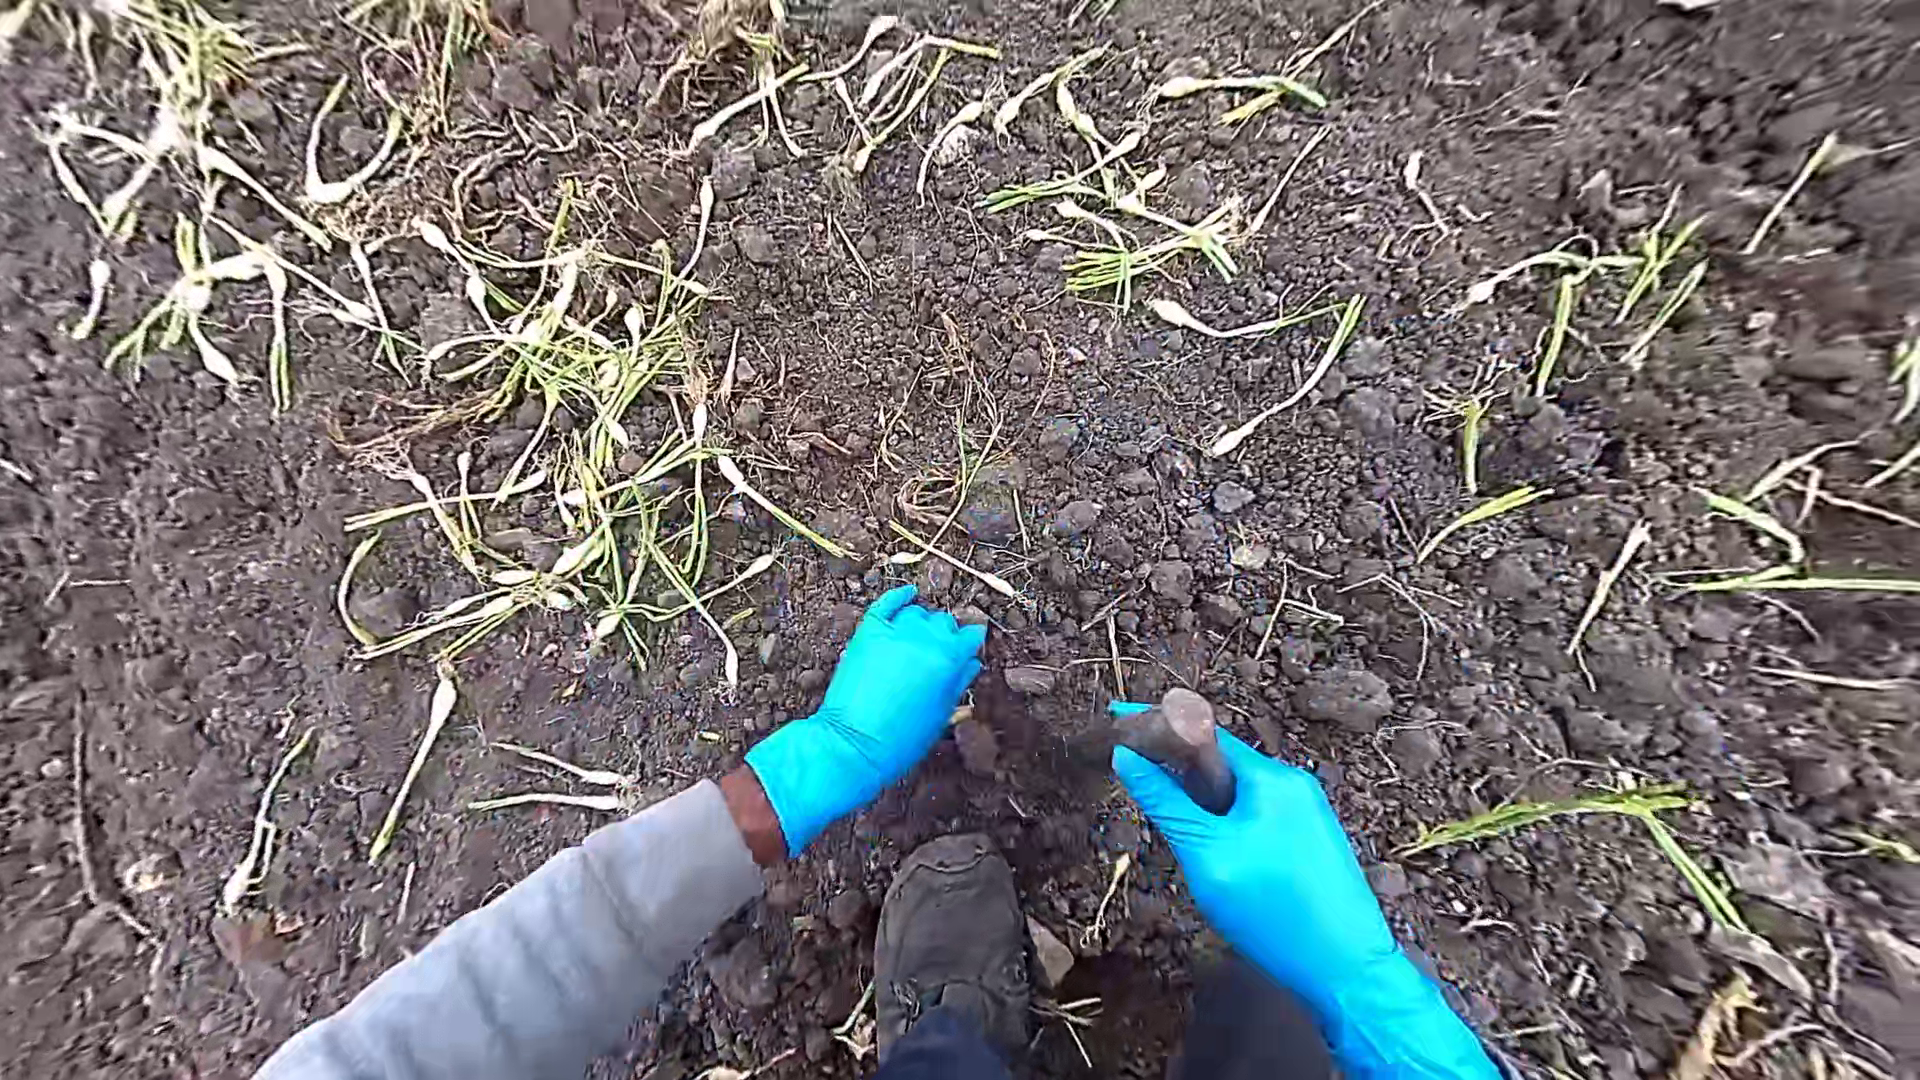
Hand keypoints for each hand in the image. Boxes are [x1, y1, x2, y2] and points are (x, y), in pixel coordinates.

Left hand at [746, 586, 985, 855]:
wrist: (854, 745)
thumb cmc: (901, 739)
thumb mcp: (941, 714)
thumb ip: (959, 682)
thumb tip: (971, 662)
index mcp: (948, 659)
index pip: (970, 636)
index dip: (970, 644)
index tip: (967, 649)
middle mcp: (925, 639)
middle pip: (944, 622)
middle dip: (947, 635)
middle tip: (939, 653)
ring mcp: (895, 631)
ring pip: (918, 613)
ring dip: (922, 623)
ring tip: (919, 638)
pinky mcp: (869, 631)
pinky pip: (888, 602)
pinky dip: (900, 596)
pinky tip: (908, 594)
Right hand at [1111, 709, 1498, 1079]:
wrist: (1351, 978)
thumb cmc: (1273, 911)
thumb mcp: (1206, 852)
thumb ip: (1164, 801)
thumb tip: (1125, 756)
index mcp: (1270, 777)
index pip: (1203, 732)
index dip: (1159, 723)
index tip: (1119, 714)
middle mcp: (1291, 782)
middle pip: (1219, 758)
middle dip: (1176, 763)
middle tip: (1137, 772)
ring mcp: (1305, 809)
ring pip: (1235, 786)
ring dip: (1199, 792)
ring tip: (1168, 811)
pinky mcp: (1309, 835)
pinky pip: (1253, 808)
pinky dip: (1222, 811)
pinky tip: (1207, 837)